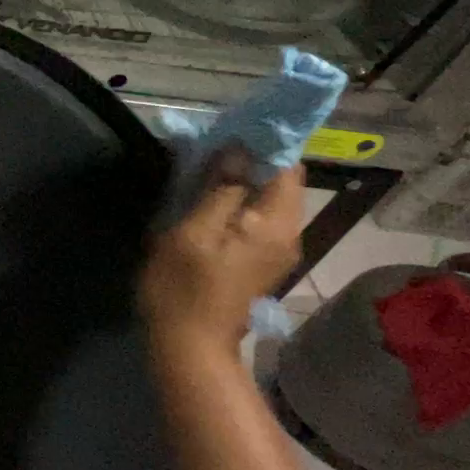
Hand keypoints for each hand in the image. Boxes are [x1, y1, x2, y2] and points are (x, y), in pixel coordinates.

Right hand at [141, 160, 304, 357]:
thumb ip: (218, 190)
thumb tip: (238, 150)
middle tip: (210, 143)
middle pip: (279, 182)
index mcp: (275, 225)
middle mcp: (287, 234)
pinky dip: (236, 199)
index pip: (286, 167)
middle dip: (250, 158)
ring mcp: (275, 249)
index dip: (265, 142)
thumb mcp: (192, 233)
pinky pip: (255, 217)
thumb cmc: (183, 286)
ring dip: (240, 178)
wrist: (188, 344)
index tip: (233, 125)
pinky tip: (207, 196)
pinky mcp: (258, 259)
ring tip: (203, 165)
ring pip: (265, 199)